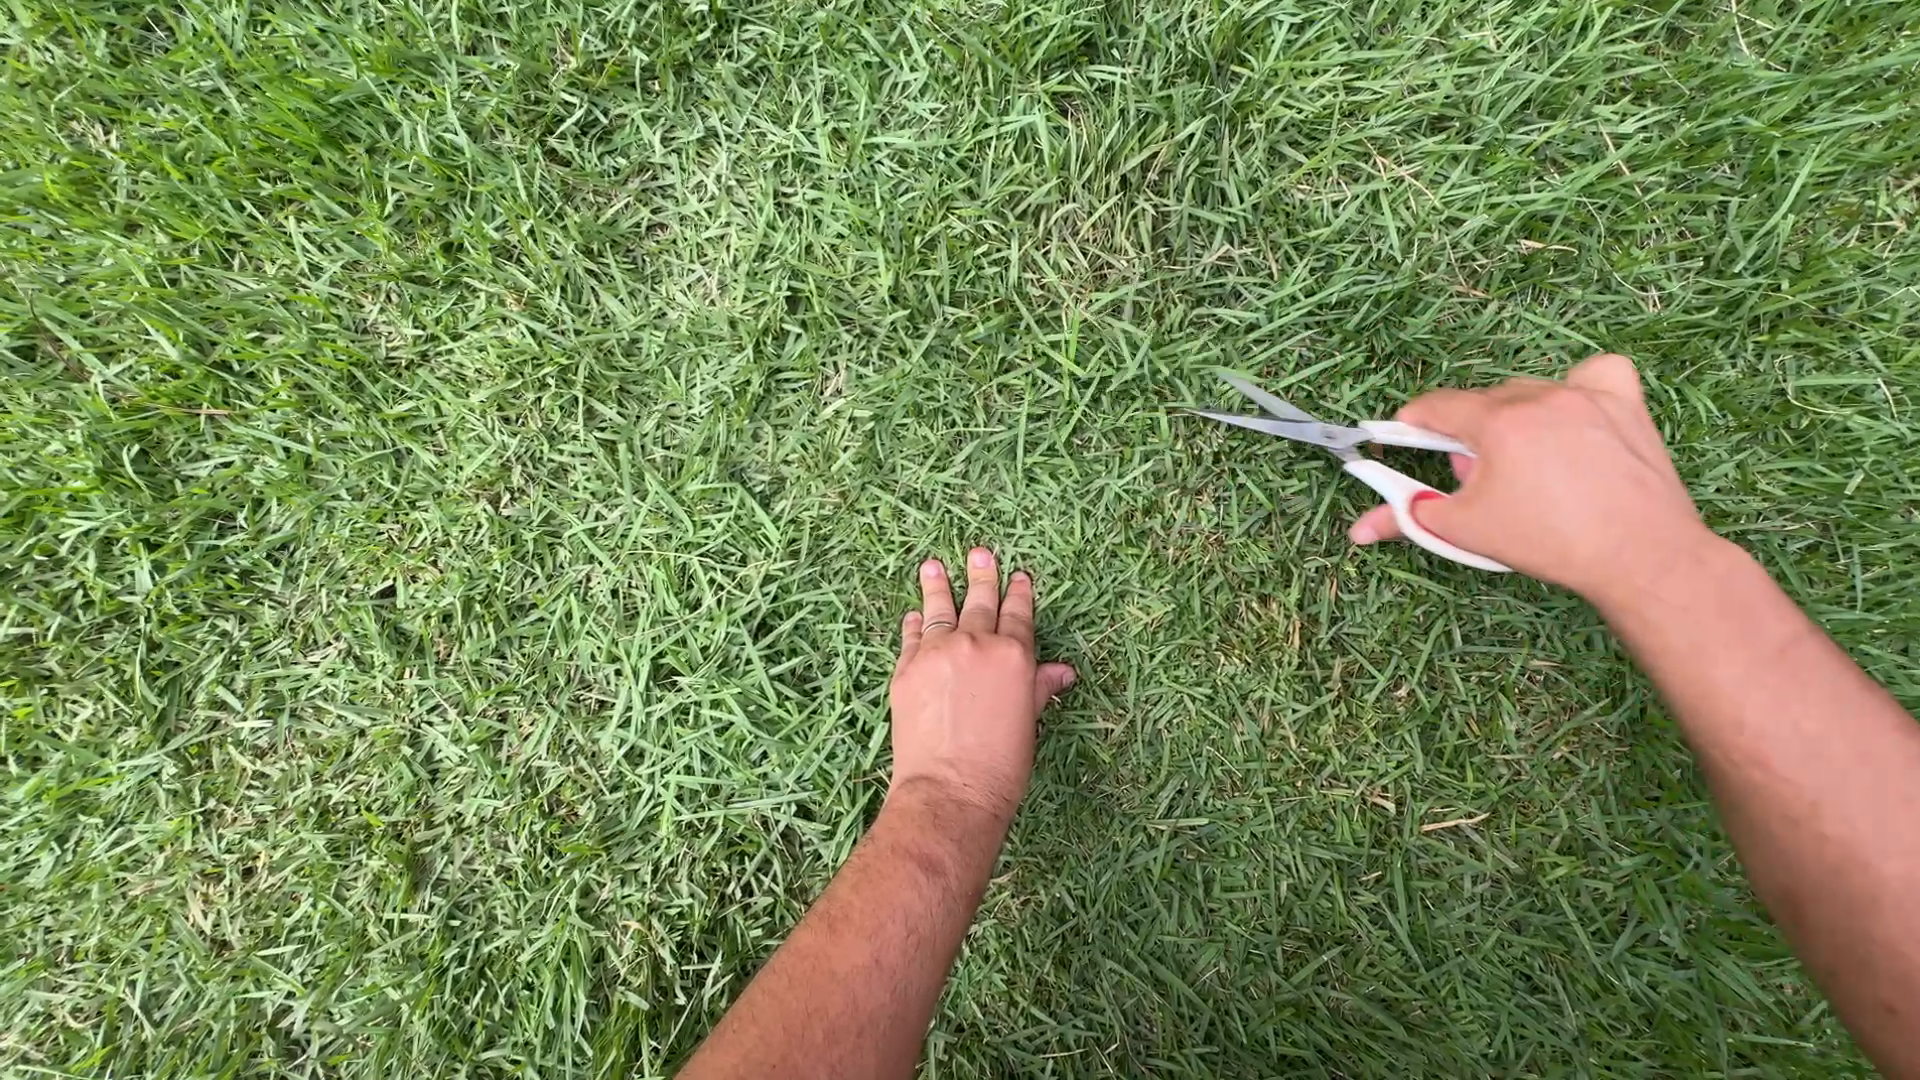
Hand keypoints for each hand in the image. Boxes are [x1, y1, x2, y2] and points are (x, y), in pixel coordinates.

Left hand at [887, 548, 1076, 826]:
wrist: (950, 790)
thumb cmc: (1001, 765)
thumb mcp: (1029, 722)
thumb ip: (1040, 687)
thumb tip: (1064, 672)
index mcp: (1013, 655)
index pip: (1018, 614)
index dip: (1019, 593)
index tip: (1018, 576)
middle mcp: (976, 644)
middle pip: (979, 602)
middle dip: (981, 575)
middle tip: (979, 552)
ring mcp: (937, 653)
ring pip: (939, 610)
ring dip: (937, 586)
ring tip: (933, 565)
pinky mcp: (906, 669)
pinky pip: (911, 637)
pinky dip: (913, 624)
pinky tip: (913, 614)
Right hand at [1348, 353, 1717, 603]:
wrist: (1640, 555)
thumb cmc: (1544, 540)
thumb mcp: (1462, 529)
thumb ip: (1405, 517)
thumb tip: (1358, 530)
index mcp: (1498, 422)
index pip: (1435, 406)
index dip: (1410, 424)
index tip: (1402, 441)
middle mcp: (1541, 397)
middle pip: (1480, 402)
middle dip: (1464, 434)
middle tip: (1470, 477)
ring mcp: (1589, 397)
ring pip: (1526, 393)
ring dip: (1509, 419)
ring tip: (1518, 461)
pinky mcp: (1627, 406)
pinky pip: (1594, 375)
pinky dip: (1576, 389)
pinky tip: (1571, 417)